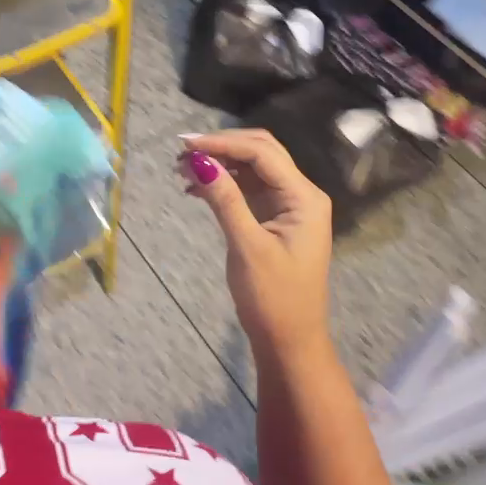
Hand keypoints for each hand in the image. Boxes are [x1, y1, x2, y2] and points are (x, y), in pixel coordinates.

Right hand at [178, 130, 333, 364]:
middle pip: (260, 152)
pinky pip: (246, 187)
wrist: (289, 341)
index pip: (262, 153)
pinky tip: (194, 188)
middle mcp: (300, 194)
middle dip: (221, 147)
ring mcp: (287, 205)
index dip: (223, 144)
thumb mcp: (247, 246)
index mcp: (304, 198)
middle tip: (181, 152)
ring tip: (181, 169)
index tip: (185, 145)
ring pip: (251, 167)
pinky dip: (222, 182)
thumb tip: (198, 160)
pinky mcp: (273, 217)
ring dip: (218, 163)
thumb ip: (225, 199)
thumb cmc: (273, 297)